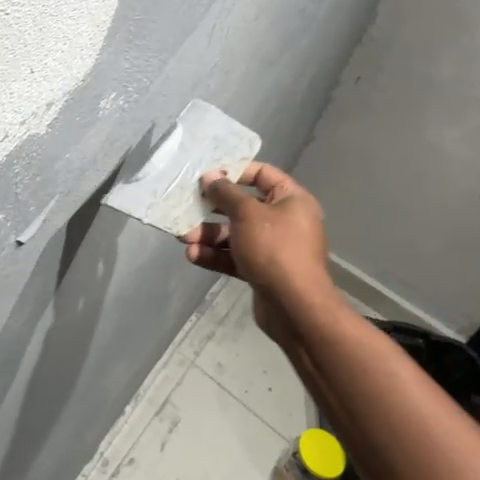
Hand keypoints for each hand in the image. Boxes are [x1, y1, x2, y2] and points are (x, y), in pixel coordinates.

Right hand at [179, 162, 332, 306]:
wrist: (295, 308)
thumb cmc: (274, 249)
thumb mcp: (247, 214)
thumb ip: (226, 193)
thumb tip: (210, 176)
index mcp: (291, 200)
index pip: (262, 174)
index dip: (235, 171)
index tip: (208, 175)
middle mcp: (285, 220)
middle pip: (244, 206)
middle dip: (213, 209)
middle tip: (189, 206)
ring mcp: (273, 248)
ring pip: (236, 234)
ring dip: (209, 235)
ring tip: (183, 237)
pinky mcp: (262, 271)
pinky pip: (236, 256)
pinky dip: (216, 255)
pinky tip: (193, 256)